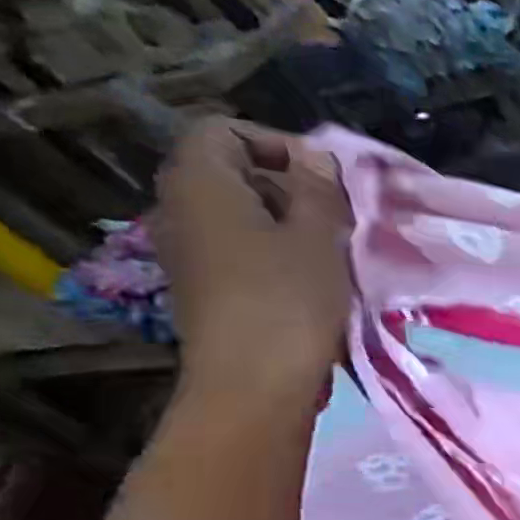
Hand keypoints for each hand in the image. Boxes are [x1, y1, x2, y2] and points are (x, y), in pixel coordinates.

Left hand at [153, 118, 351, 403]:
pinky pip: (241, 257)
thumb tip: (315, 156)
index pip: (225, 132)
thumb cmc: (288, 302)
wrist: (254, 387)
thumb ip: (318, 191)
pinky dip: (276, 262)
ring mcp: (189, 255)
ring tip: (333, 259)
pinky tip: (313, 290)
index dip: (278, 145)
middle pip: (233, 177)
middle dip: (289, 191)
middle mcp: (180, 209)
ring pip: (241, 221)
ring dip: (289, 231)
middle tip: (339, 222)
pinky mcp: (205, 294)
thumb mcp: (319, 239)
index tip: (328, 181)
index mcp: (200, 182)